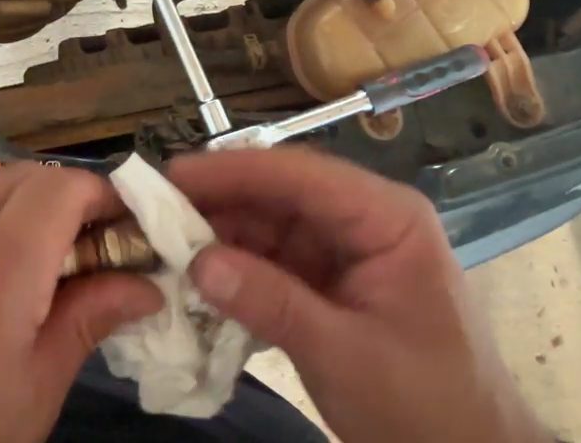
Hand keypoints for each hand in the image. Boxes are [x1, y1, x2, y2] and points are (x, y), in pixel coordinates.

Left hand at [0, 162, 162, 442]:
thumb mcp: (31, 391)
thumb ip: (87, 320)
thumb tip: (143, 285)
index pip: (60, 189)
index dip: (102, 196)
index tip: (126, 227)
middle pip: (24, 176)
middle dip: (67, 196)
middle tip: (92, 246)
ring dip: (24, 205)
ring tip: (42, 261)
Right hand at [166, 148, 548, 442]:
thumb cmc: (428, 409)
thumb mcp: (348, 358)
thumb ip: (272, 304)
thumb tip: (197, 262)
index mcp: (385, 216)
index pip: (299, 174)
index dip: (232, 170)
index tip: (171, 176)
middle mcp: (362, 218)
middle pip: (277, 191)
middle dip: (216, 200)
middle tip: (151, 209)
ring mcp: (343, 247)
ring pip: (266, 221)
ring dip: (217, 232)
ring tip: (160, 240)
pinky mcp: (326, 278)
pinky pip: (270, 256)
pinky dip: (232, 264)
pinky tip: (193, 271)